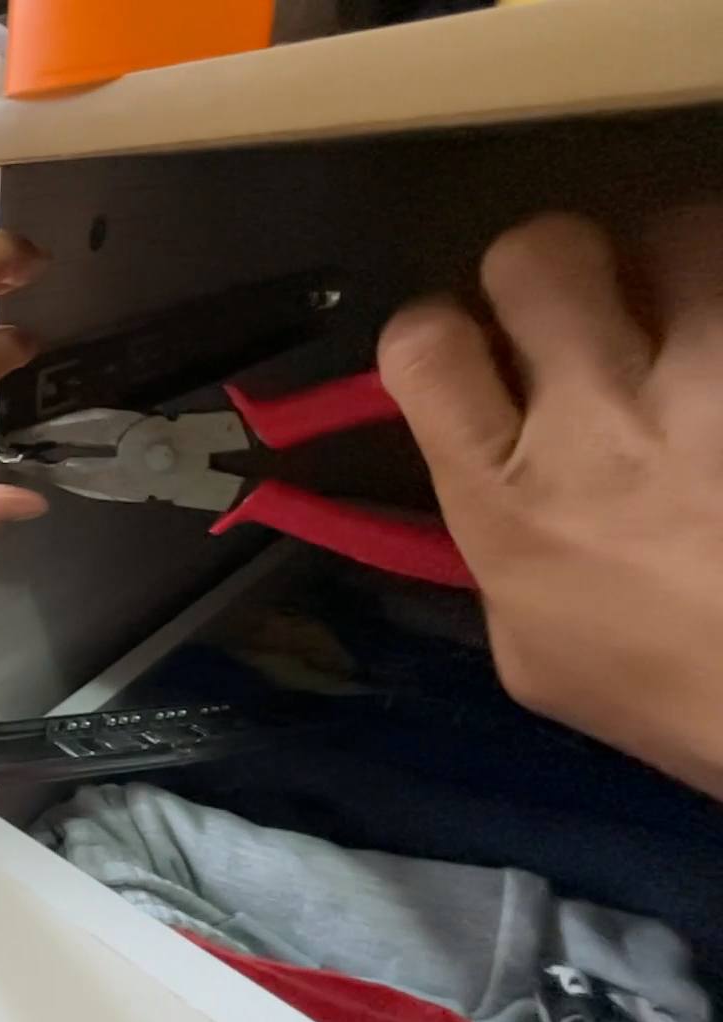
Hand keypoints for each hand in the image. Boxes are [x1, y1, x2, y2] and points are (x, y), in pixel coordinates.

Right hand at [378, 207, 722, 793]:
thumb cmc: (679, 695)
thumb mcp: (529, 645)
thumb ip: (494, 552)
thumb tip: (493, 500)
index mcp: (505, 485)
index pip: (422, 344)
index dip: (432, 331)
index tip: (463, 356)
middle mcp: (605, 415)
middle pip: (541, 254)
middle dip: (547, 269)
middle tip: (583, 310)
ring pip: (689, 230)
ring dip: (679, 262)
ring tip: (698, 315)